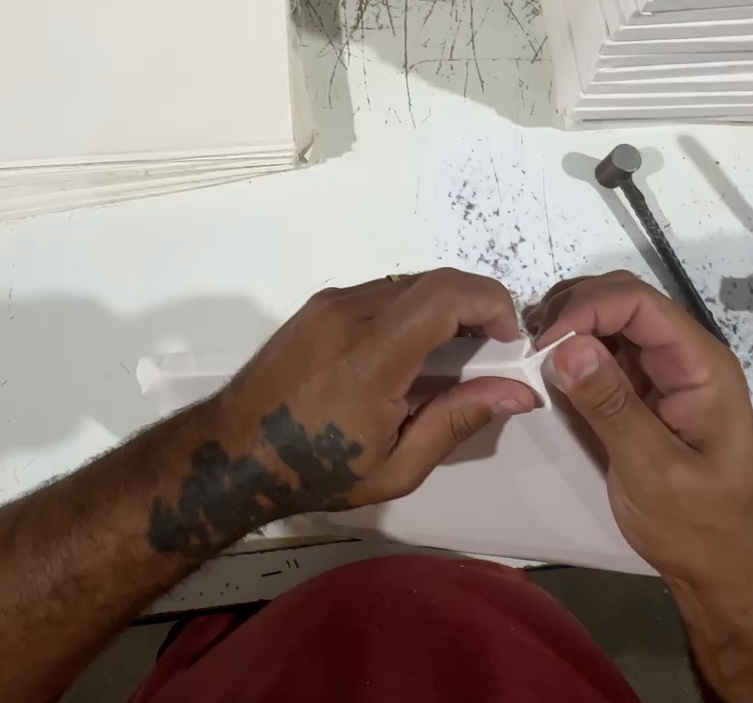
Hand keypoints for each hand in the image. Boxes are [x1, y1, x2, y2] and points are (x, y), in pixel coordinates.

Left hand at [210, 269, 541, 515]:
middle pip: (433, 281)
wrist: (233, 453)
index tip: (509, 338)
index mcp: (373, 356)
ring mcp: (330, 302)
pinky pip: (381, 291)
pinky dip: (412, 308)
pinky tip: (411, 348)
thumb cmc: (318, 471)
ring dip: (443, 306)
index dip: (491, 302)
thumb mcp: (397, 465)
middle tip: (491, 348)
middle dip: (475, 304)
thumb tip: (519, 393)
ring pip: (408, 283)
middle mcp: (350, 312)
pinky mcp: (319, 304)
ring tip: (453, 353)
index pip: (446, 295)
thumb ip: (458, 420)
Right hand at [529, 271, 752, 579]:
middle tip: (530, 341)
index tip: (544, 343)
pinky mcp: (639, 386)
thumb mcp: (654, 471)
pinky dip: (570, 344)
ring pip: (609, 314)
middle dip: (573, 307)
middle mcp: (682, 354)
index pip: (639, 303)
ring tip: (533, 347)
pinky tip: (546, 362)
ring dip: (568, 320)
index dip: (587, 309)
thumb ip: (612, 406)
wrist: (719, 567)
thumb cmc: (698, 525)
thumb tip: (567, 347)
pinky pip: (602, 346)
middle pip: (623, 298)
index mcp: (700, 364)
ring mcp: (660, 368)